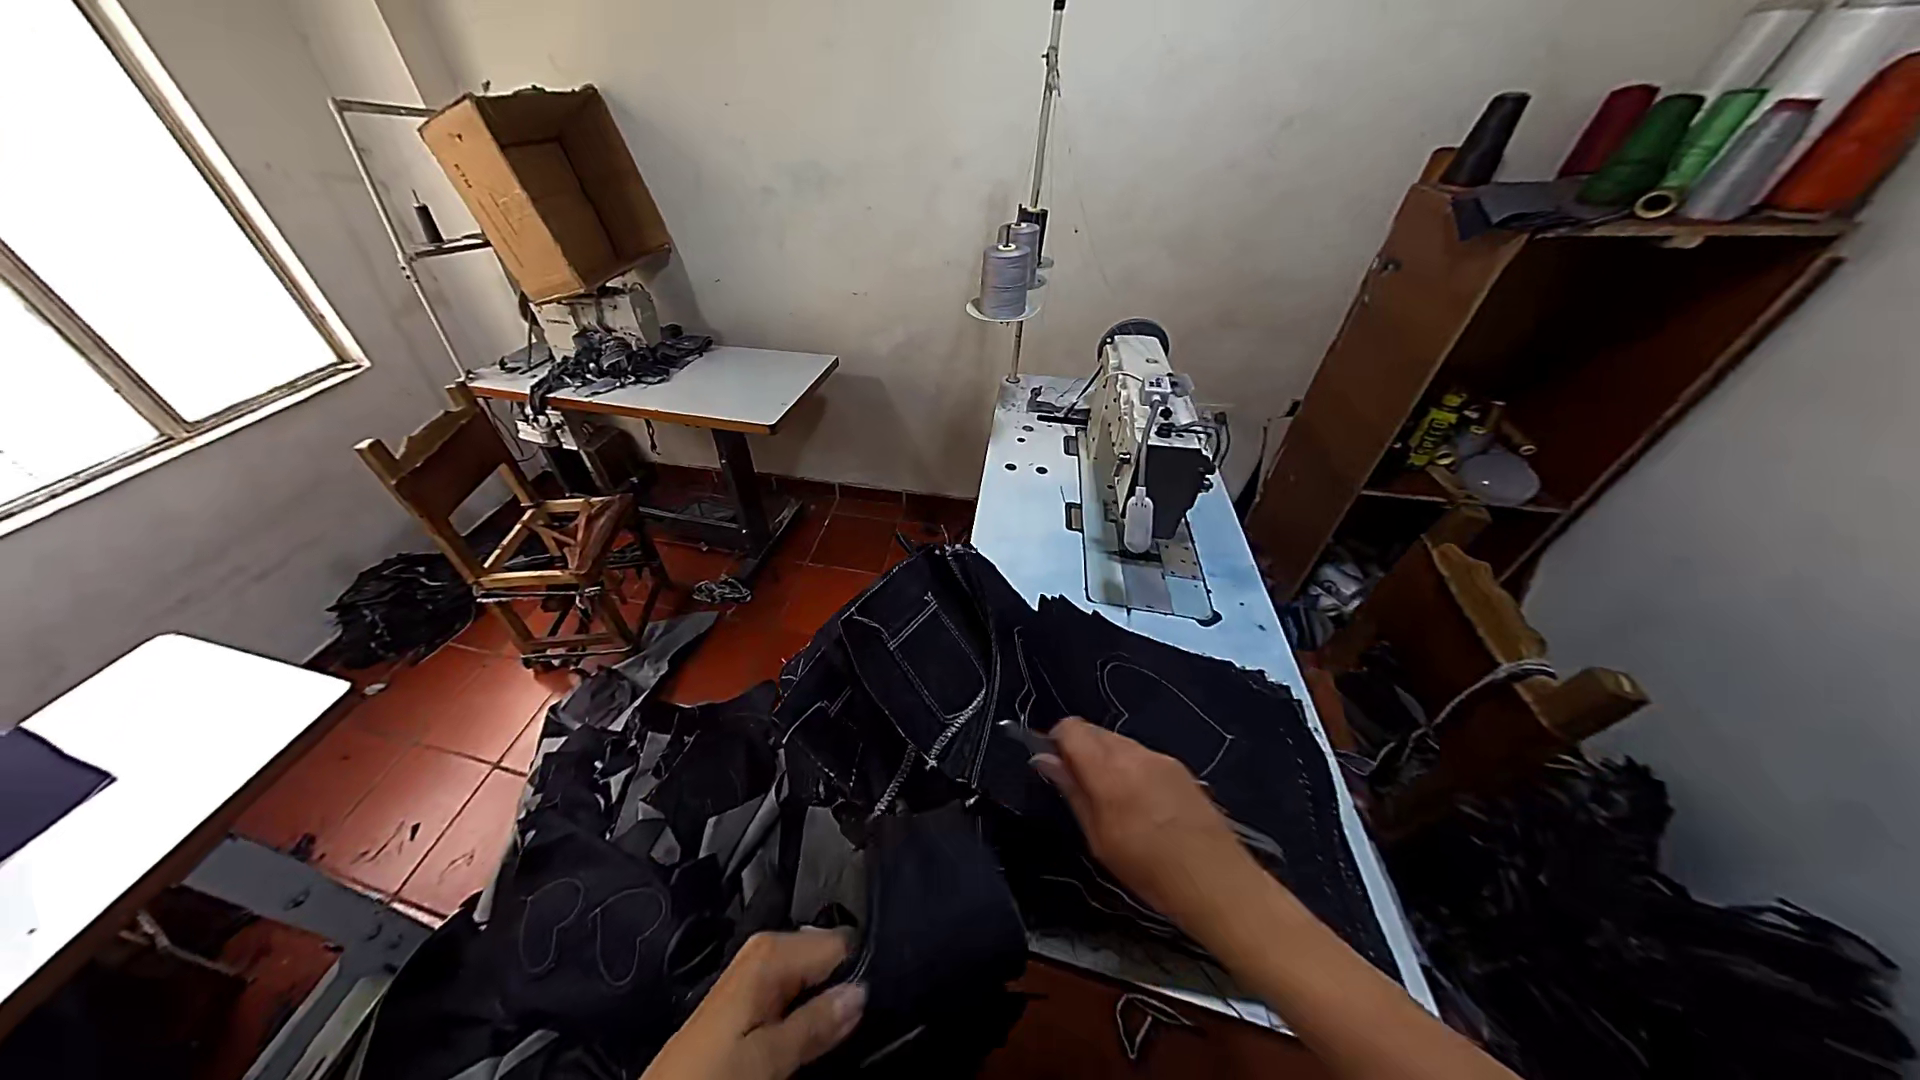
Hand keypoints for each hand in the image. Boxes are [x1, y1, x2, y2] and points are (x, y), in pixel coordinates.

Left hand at [642, 929, 865, 1079]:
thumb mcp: (766, 1061)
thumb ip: (817, 1023)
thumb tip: (861, 992)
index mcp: (771, 952)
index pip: (841, 942)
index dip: (856, 976)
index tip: (860, 1011)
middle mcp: (764, 951)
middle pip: (827, 957)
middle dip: (838, 990)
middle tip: (834, 1032)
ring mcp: (755, 972)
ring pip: (813, 977)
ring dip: (821, 1006)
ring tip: (815, 1040)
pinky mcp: (749, 995)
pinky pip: (795, 991)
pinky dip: (804, 1013)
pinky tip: (797, 1040)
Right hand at [1032, 717, 1271, 943]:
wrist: (1219, 883)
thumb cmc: (1150, 870)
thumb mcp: (1099, 839)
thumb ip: (1071, 791)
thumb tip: (1044, 759)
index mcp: (1109, 770)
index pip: (1070, 728)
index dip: (1055, 741)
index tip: (1054, 766)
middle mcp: (1134, 753)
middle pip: (1093, 730)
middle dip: (1079, 749)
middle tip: (1079, 787)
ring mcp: (1160, 757)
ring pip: (1118, 741)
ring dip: (1104, 757)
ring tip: (1111, 799)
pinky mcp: (1180, 767)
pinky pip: (1141, 754)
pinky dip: (1129, 766)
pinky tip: (1140, 802)